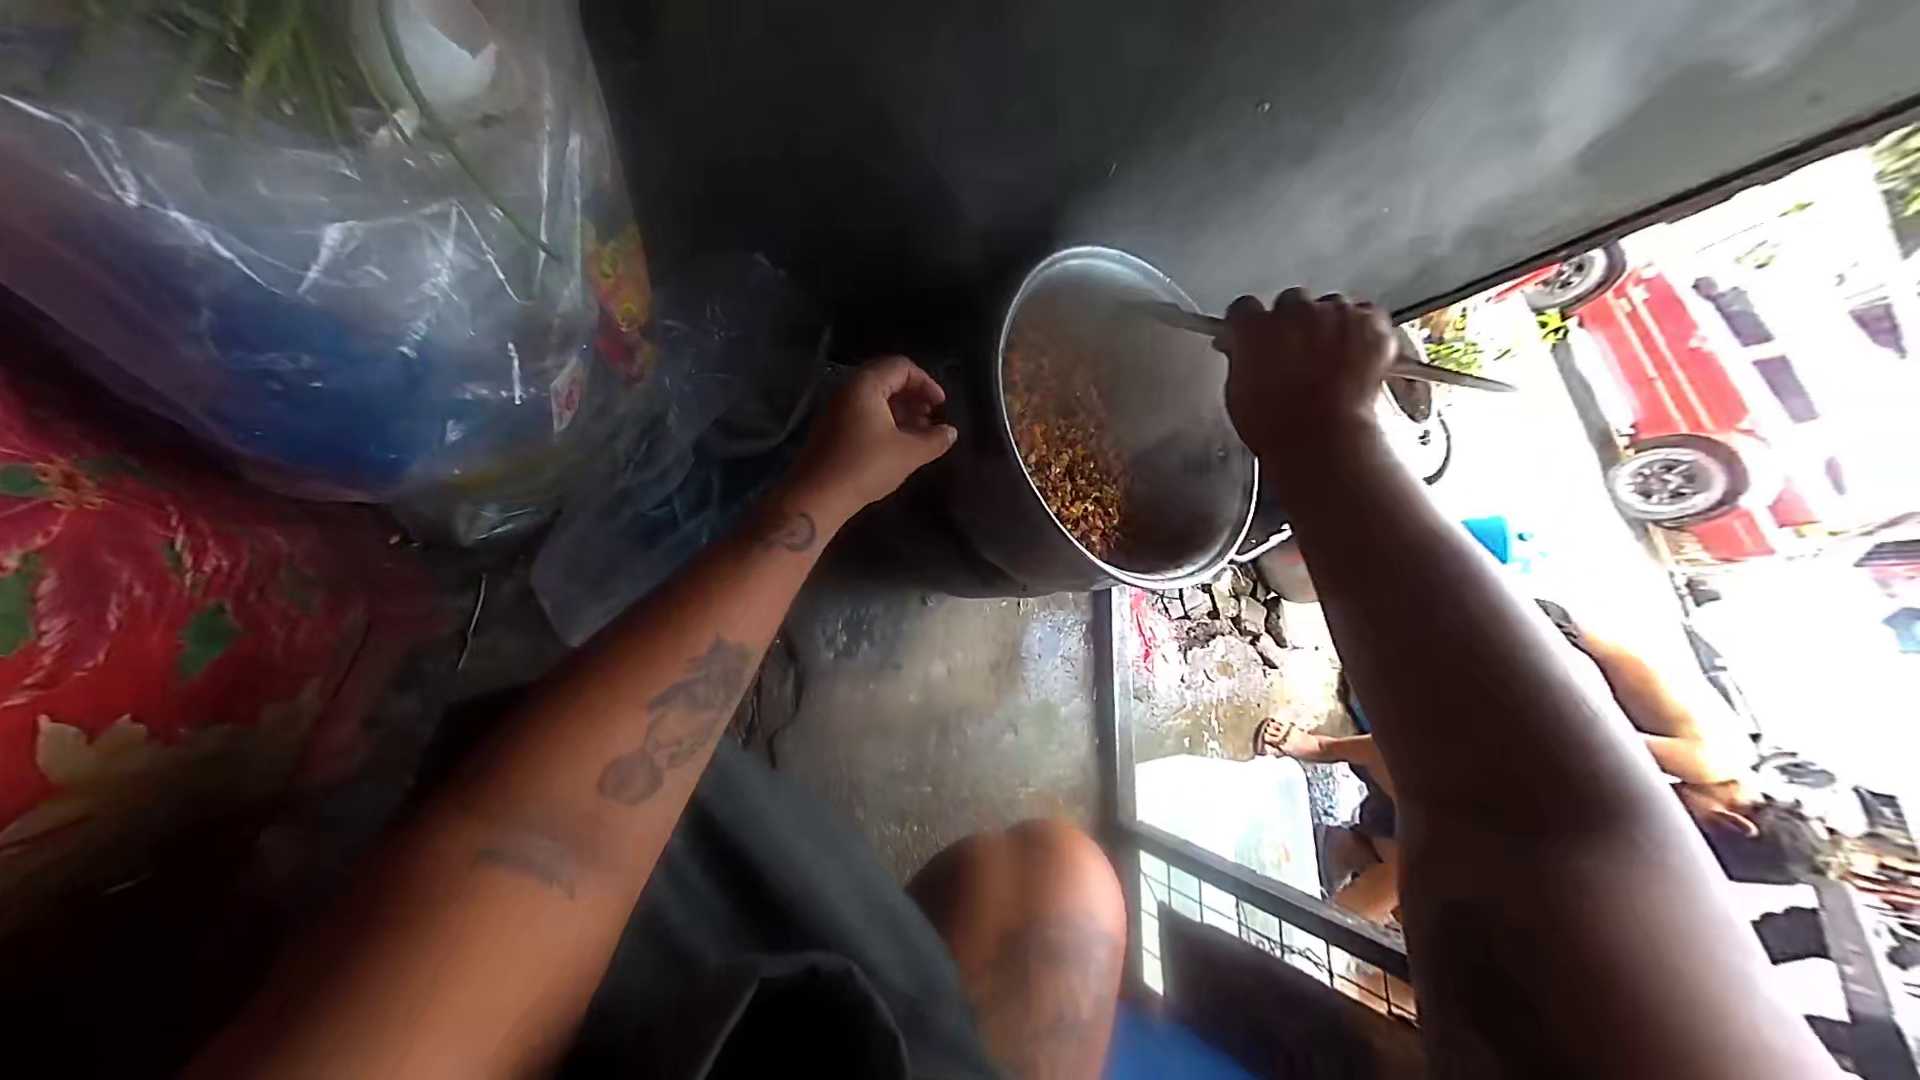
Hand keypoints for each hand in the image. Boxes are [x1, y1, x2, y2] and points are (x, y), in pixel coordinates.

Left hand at [790, 355, 957, 516]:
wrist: (817, 497)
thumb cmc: (865, 467)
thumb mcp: (909, 453)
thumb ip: (935, 440)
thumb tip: (950, 432)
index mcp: (864, 385)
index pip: (901, 367)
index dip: (926, 383)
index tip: (941, 404)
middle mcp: (847, 391)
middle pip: (887, 380)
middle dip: (914, 397)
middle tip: (933, 417)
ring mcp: (836, 411)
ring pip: (875, 400)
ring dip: (901, 412)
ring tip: (921, 433)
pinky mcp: (831, 431)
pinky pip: (863, 416)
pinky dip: (885, 423)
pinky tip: (898, 445)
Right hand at [1219, 288, 1395, 459]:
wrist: (1320, 438)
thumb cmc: (1276, 423)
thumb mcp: (1237, 393)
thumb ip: (1238, 359)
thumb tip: (1239, 348)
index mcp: (1254, 329)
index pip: (1244, 309)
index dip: (1247, 323)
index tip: (1251, 331)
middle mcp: (1294, 313)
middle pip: (1290, 301)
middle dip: (1289, 322)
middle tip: (1292, 351)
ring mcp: (1334, 316)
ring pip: (1329, 305)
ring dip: (1326, 323)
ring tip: (1326, 356)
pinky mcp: (1369, 324)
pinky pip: (1365, 313)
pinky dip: (1359, 328)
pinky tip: (1351, 352)